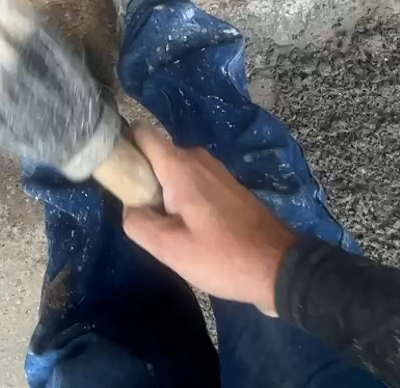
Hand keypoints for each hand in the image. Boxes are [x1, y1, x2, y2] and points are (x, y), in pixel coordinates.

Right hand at [120, 122, 299, 314]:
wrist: (282, 268)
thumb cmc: (224, 257)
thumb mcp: (171, 250)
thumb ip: (138, 223)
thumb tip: (129, 208)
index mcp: (179, 166)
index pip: (141, 131)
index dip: (123, 144)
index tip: (117, 173)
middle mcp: (196, 158)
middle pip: (155, 155)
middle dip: (144, 180)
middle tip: (147, 217)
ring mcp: (215, 170)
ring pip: (174, 170)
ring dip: (165, 192)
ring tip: (171, 228)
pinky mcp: (227, 185)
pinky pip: (193, 180)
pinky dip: (185, 198)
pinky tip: (193, 229)